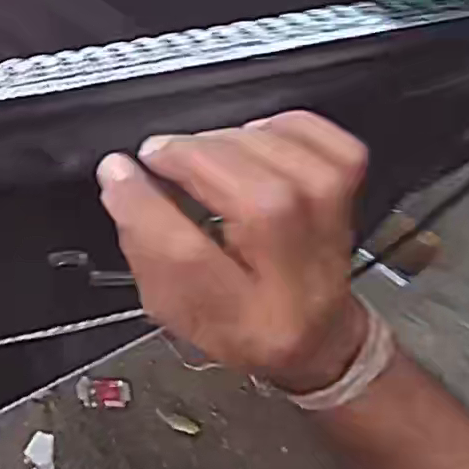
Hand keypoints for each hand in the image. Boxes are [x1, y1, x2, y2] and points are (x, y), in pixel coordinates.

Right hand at [95, 111, 370, 393]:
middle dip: (192, 160)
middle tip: (157, 153)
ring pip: (292, 169)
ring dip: (227, 143)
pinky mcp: (351, 202)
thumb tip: (119, 176)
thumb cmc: (235, 319)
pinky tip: (248, 139)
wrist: (313, 337)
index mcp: (237, 319)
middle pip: (258, 203)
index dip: (144, 204)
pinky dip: (283, 130)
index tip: (118, 171)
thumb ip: (140, 240)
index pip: (189, 256)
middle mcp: (297, 283)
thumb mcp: (166, 301)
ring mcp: (333, 239)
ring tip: (195, 151)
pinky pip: (330, 147)